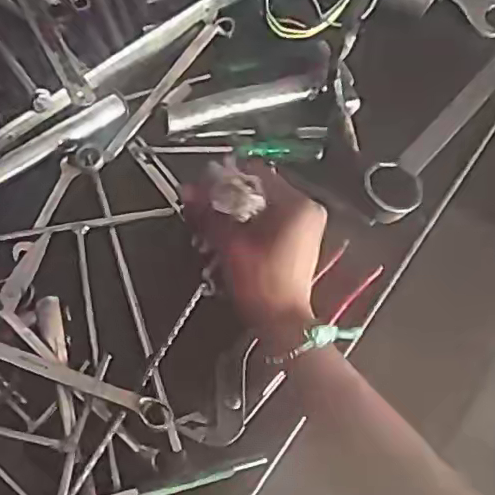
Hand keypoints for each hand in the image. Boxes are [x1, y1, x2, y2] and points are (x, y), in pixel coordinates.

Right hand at [183, 163, 327, 343]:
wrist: (280, 321)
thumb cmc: (260, 284)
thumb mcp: (230, 245)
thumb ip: (209, 214)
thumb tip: (188, 191)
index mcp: (296, 203)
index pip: (256, 173)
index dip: (225, 177)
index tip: (202, 186)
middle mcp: (306, 209)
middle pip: (259, 190)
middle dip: (227, 197)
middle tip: (202, 206)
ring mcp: (305, 225)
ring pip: (262, 206)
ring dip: (235, 211)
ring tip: (210, 222)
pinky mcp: (298, 240)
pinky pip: (269, 221)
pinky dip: (248, 224)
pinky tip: (227, 233)